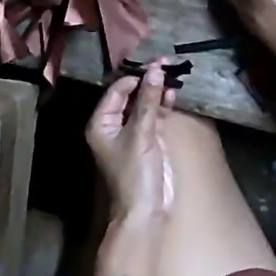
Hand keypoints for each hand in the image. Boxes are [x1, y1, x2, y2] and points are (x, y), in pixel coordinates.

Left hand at [85, 59, 177, 224]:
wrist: (146, 212)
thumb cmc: (135, 173)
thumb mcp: (141, 133)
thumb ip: (148, 101)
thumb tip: (155, 70)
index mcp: (101, 122)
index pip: (117, 90)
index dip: (136, 76)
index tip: (156, 63)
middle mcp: (113, 125)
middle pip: (131, 96)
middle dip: (148, 81)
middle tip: (167, 63)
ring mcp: (131, 134)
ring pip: (144, 105)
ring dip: (157, 92)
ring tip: (173, 76)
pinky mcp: (148, 142)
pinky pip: (153, 117)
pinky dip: (162, 106)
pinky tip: (173, 94)